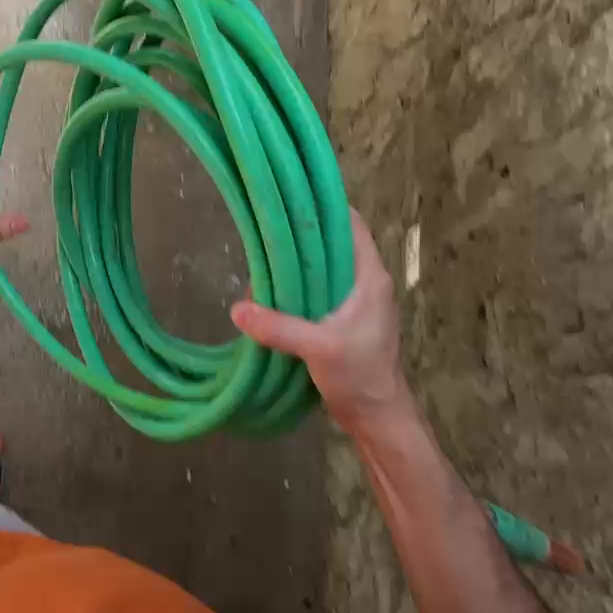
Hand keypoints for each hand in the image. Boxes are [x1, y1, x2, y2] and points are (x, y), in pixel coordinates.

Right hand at [229, 209, 415, 435]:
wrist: (376, 417)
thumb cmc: (361, 377)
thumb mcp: (319, 349)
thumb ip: (279, 327)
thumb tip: (236, 309)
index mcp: (369, 277)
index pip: (349, 224)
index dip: (323, 206)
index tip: (289, 195)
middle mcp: (362, 282)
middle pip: (328, 243)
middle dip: (297, 236)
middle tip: (263, 230)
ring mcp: (351, 302)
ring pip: (318, 268)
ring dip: (290, 266)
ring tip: (259, 265)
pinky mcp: (338, 320)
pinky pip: (312, 291)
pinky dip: (291, 288)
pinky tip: (266, 295)